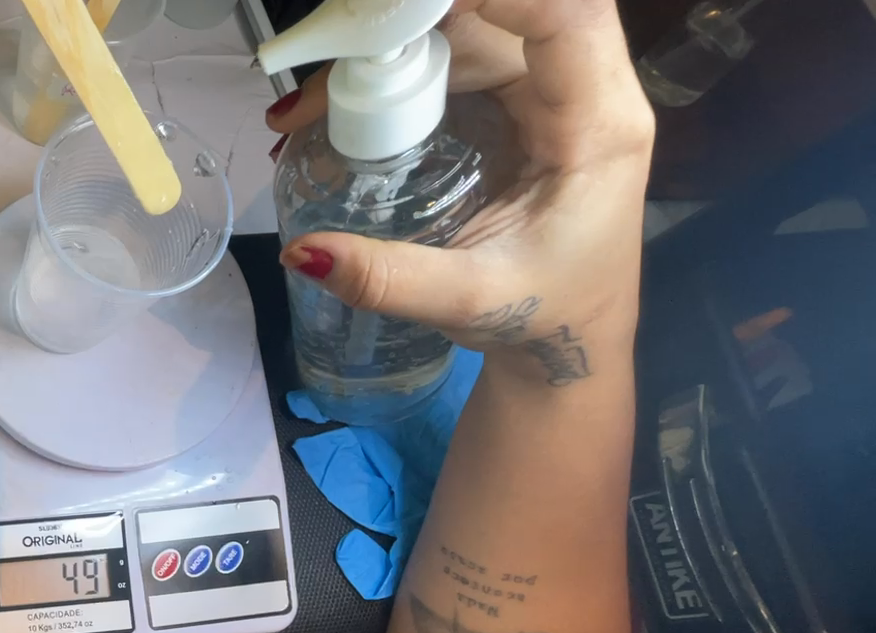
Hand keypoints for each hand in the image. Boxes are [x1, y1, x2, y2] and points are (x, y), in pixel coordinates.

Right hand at [266, 0, 653, 389]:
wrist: (566, 336)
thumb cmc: (544, 313)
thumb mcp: (466, 301)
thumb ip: (385, 277)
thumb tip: (299, 251)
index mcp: (597, 126)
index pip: (569, 17)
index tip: (402, 9)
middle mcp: (575, 96)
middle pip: (498, 24)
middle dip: (407, 35)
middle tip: (317, 88)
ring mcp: (538, 104)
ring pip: (465, 47)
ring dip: (387, 63)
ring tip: (305, 110)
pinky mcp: (505, 120)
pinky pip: (449, 80)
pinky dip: (391, 89)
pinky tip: (337, 119)